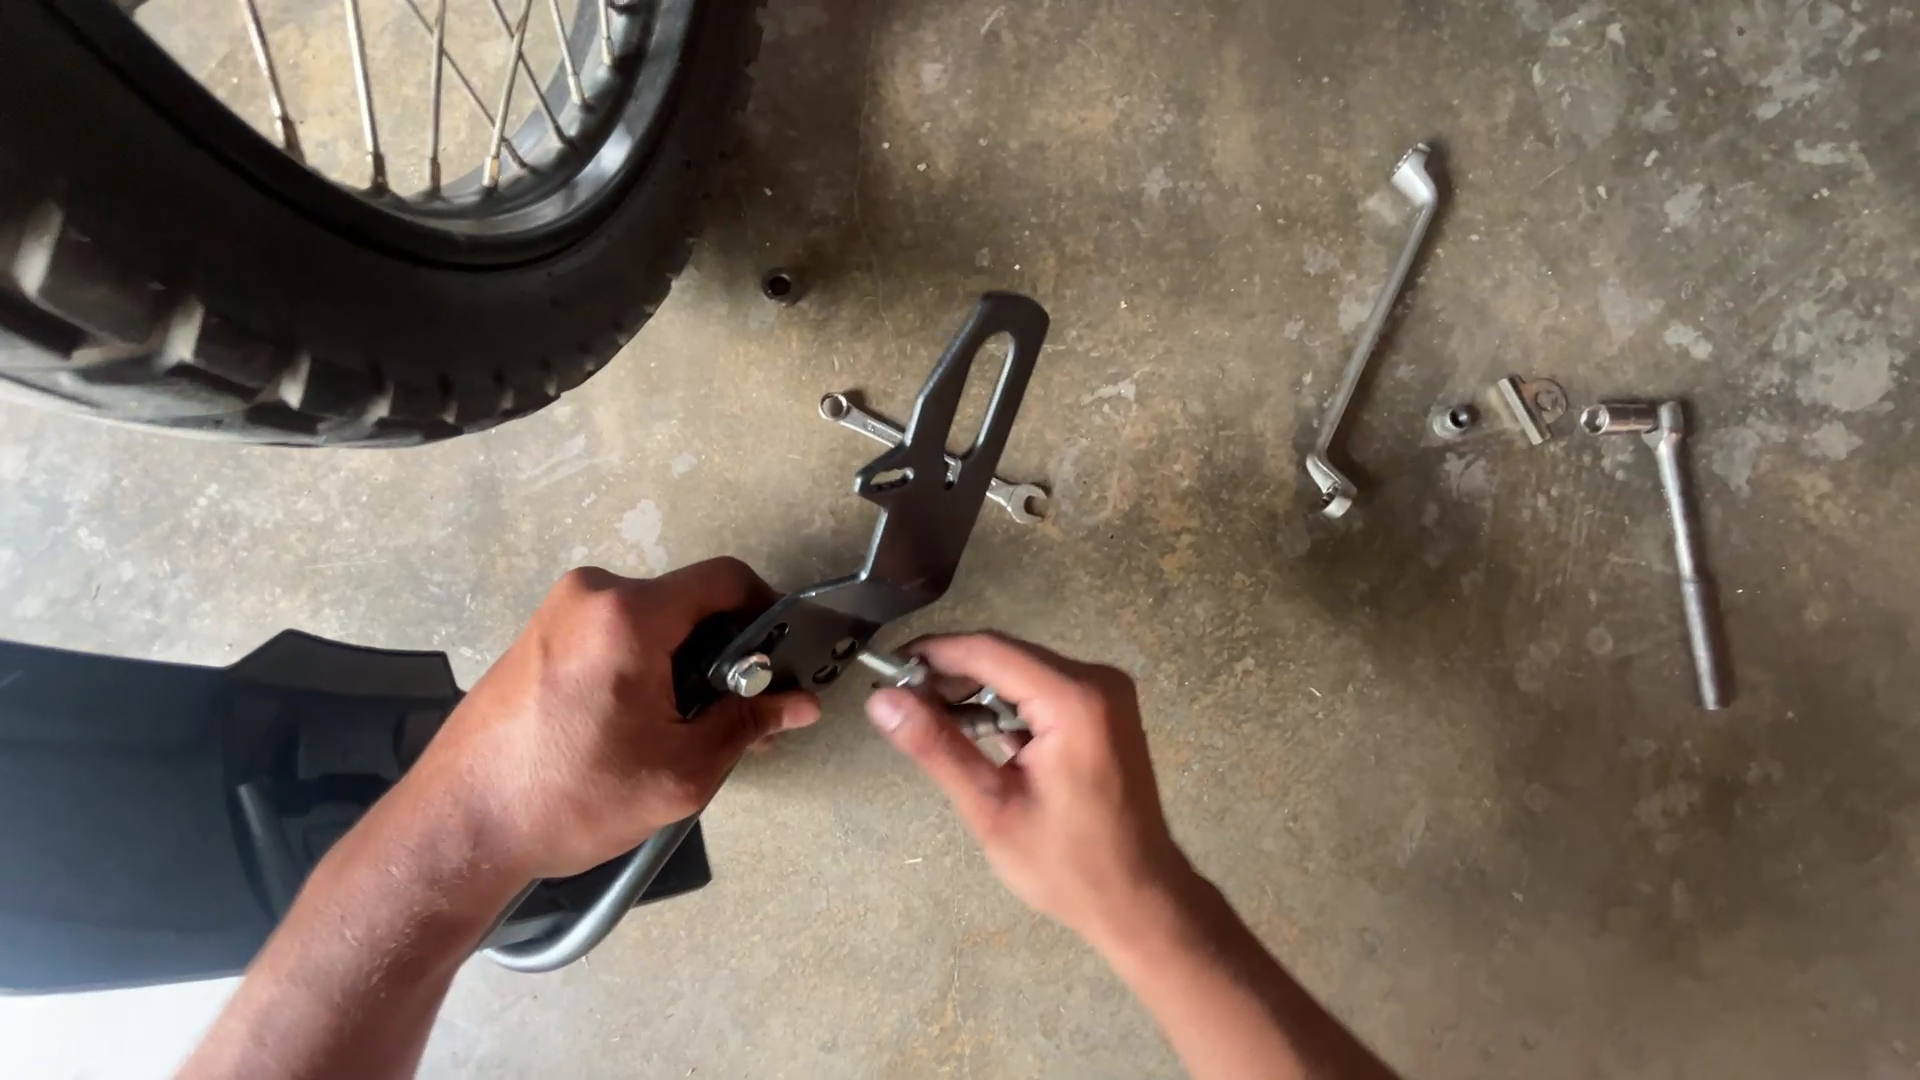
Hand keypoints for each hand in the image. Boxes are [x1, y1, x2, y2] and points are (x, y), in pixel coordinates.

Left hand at [409, 558, 819, 880]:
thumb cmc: (572, 798)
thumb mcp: (681, 770)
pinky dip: (646, 661)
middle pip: (689, 601)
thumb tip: (803, 705)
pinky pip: (617, 630)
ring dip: (684, 659)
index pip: (726, 578)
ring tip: (685, 722)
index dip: (767, 609)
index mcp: (629, 614)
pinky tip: (639, 718)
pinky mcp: (539, 633)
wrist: (453, 832)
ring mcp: (558, 610)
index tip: (779, 655)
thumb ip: (749, 724)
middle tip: (734, 707)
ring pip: (654, 618)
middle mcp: (592, 593)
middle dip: (724, 648)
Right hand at [865, 633, 1195, 945]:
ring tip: (931, 718)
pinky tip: (977, 731)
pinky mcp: (1105, 707)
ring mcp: (1106, 691)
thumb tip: (881, 701)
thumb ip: (937, 746)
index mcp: (1073, 699)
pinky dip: (1006, 703)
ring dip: (976, 688)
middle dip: (951, 672)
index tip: (887, 668)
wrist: (1142, 900)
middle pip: (1006, 655)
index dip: (933, 653)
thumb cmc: (1068, 866)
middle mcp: (1096, 680)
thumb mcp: (992, 808)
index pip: (989, 651)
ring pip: (1022, 669)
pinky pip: (1043, 687)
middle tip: (902, 700)